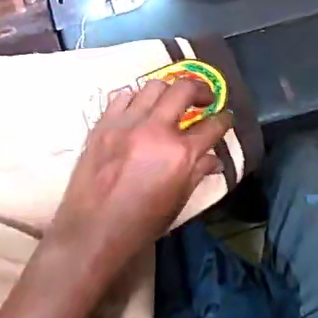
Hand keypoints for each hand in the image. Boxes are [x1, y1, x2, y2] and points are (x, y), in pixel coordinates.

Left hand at [47, 76, 234, 277]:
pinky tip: (137, 111)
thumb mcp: (177, 202)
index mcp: (181, 154)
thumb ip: (197, 174)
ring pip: (153, 86)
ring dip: (167, 91)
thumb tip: (213, 160)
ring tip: (168, 103)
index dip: (224, 120)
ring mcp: (126, 124)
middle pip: (184, 90)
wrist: (92, 230)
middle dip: (200, 90)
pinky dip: (135, 99)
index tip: (224, 117)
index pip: (213, 126)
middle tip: (203, 99)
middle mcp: (156, 130)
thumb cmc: (140, 224)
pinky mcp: (103, 124)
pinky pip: (122, 97)